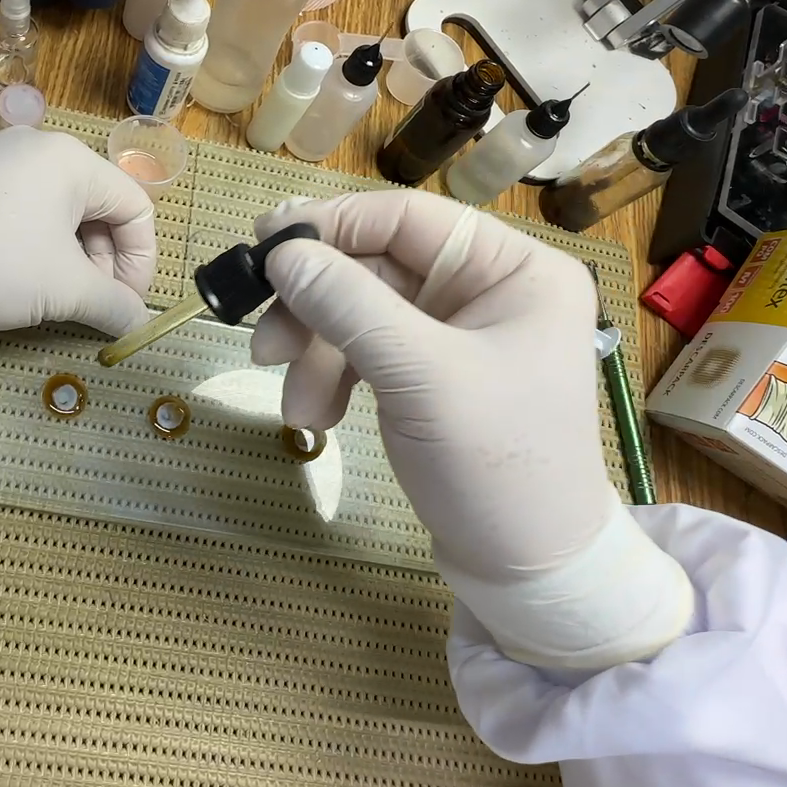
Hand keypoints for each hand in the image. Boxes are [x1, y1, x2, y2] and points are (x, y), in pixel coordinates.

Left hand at [0, 127, 156, 335]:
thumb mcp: (64, 289)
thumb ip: (113, 305)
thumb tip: (138, 324)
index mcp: (72, 160)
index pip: (136, 207)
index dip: (141, 262)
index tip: (126, 305)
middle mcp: (38, 147)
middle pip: (98, 207)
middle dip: (105, 263)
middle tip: (92, 305)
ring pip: (60, 211)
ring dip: (72, 259)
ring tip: (56, 297)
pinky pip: (23, 210)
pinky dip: (37, 246)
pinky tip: (19, 278)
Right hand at [252, 192, 691, 667]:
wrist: (524, 569)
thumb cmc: (496, 466)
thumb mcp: (422, 379)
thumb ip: (350, 307)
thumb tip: (281, 253)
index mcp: (511, 269)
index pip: (404, 217)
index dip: (330, 226)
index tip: (262, 246)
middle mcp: (482, 289)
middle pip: (370, 269)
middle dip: (314, 311)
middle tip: (264, 346)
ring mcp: (449, 332)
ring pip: (354, 313)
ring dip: (314, 356)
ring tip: (296, 408)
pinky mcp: (422, 371)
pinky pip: (358, 351)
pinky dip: (328, 378)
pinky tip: (314, 416)